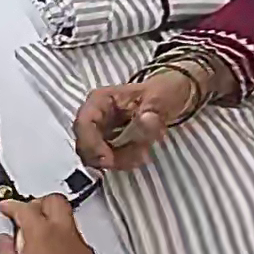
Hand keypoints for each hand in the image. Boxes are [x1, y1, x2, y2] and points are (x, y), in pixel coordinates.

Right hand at [0, 195, 109, 253]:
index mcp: (43, 234)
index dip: (11, 205)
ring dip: (52, 220)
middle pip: (54, 201)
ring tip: (37, 237)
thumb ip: (5, 252)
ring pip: (68, 219)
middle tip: (25, 212)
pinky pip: (76, 239)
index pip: (25, 208)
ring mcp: (82, 247)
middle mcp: (66, 235)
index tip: (6, 207)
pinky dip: (63, 240)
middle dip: (37, 202)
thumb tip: (5, 242)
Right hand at [72, 65, 224, 170]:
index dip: (91, 144)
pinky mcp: (106, 144)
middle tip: (136, 156)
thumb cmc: (162, 92)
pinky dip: (123, 161)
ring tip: (144, 152)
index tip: (109, 159)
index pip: (83, 124)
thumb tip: (145, 120)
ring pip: (95, 156)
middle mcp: (93, 117)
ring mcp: (98, 132)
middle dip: (109, 156)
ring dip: (120, 159)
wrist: (170, 98)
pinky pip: (107, 159)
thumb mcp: (161, 97)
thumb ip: (152, 110)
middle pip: (85, 145)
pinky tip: (140, 154)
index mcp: (99, 100)